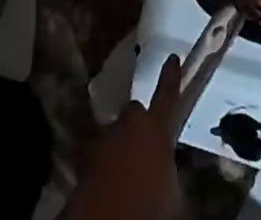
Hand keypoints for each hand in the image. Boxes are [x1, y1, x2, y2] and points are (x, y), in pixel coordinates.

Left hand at [70, 55, 184, 219]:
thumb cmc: (149, 203)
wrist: (105, 216)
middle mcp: (130, 124)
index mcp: (156, 129)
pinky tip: (109, 180)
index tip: (172, 56)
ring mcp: (105, 136)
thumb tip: (172, 169)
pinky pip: (100, 151)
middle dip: (140, 123)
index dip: (171, 76)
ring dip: (121, 144)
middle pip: (136, 112)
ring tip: (126, 170)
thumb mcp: (175, 190)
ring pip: (116, 132)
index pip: (168, 95)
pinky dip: (104, 160)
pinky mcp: (85, 152)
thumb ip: (173, 169)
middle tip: (145, 146)